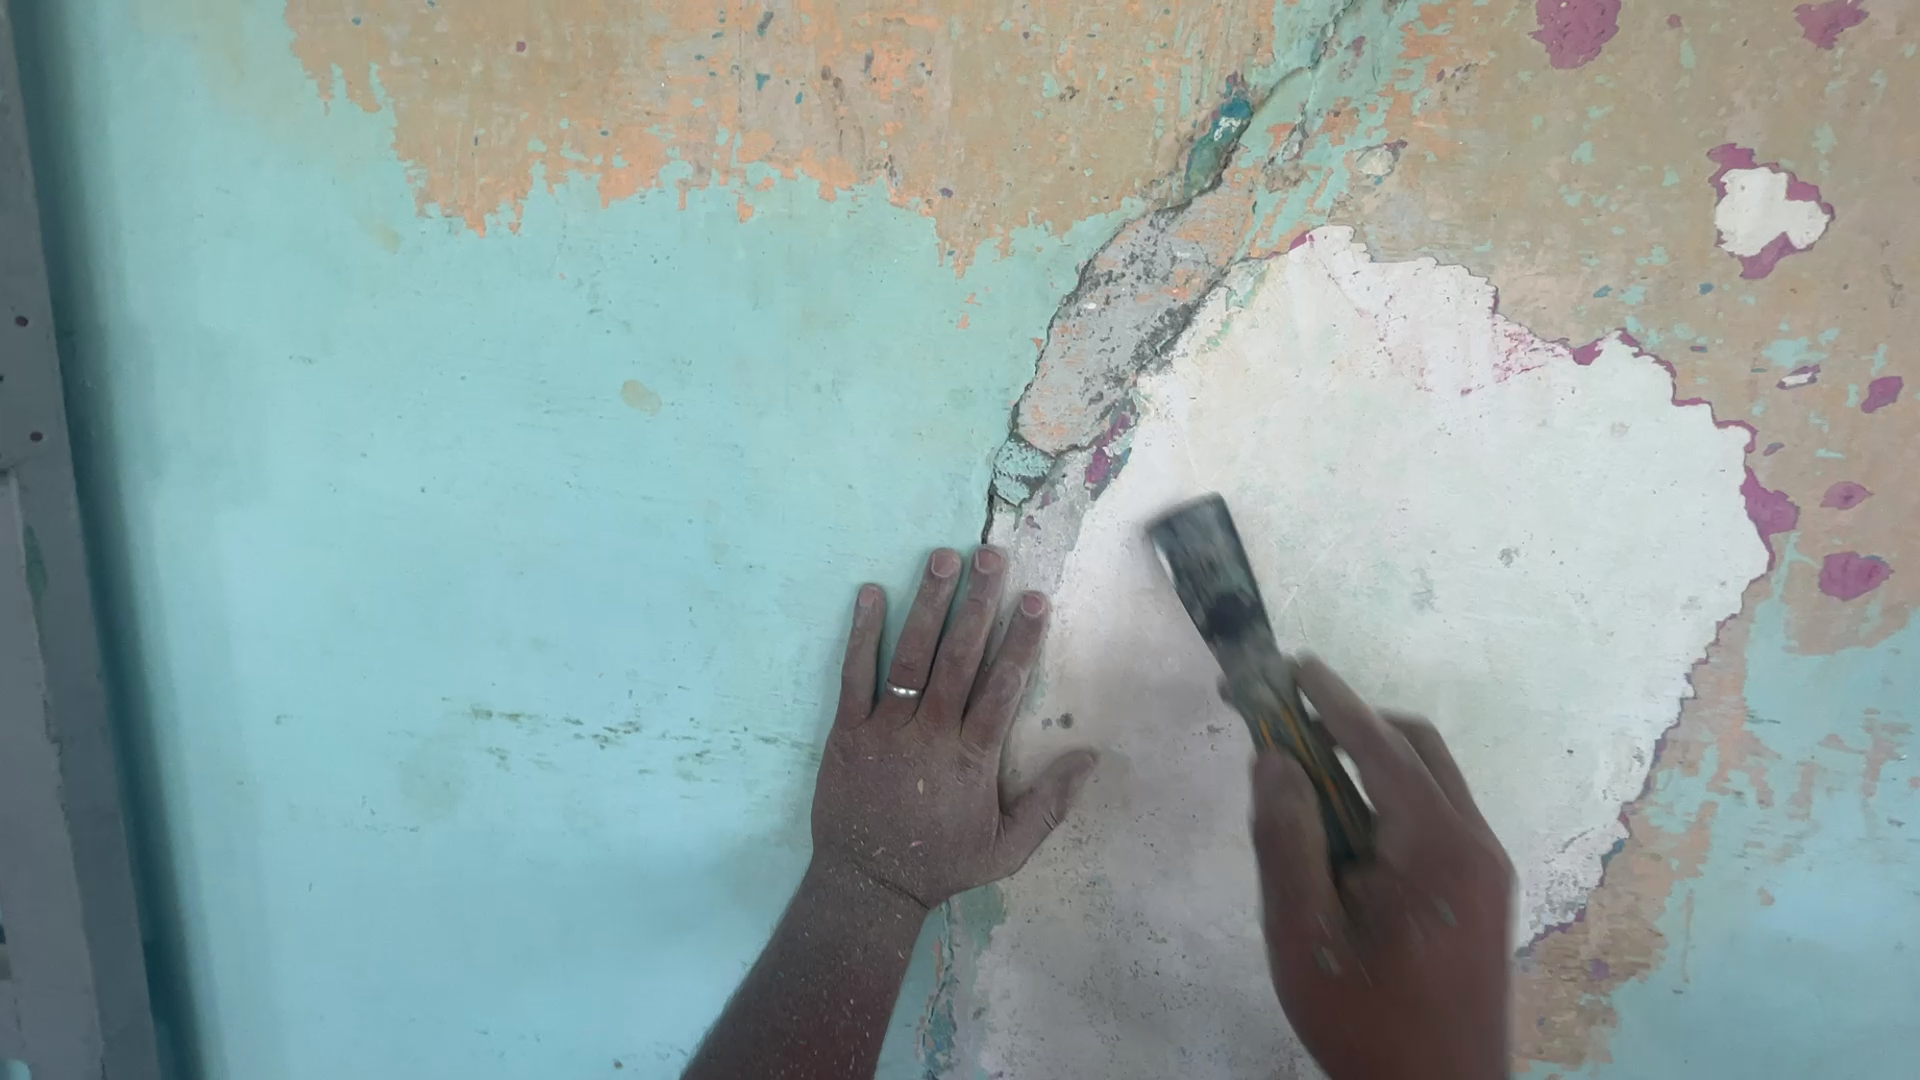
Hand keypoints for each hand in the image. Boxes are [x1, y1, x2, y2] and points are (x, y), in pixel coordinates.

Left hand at [812, 546, 1097, 909]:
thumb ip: (1050, 805)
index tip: (1036, 598)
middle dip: (978, 604)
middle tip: (991, 555)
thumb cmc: (941, 863)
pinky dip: (861, 634)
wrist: (866, 885)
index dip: (1021, 640)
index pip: (1002, 688)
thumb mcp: (1007, 850)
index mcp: (971, 759)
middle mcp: (930, 734)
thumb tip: (1091, 758)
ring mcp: (885, 729)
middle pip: (958, 659)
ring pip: (910, 657)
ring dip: (928, 604)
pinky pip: (854, 676)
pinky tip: (869, 593)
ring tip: (942, 557)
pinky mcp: (847, 730)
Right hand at [1252, 657, 1513, 1079]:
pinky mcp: (1475, 886)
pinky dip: (1378, 790)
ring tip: (1300, 769)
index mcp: (1438, 847)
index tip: (1293, 665)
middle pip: (1412, 748)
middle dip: (1349, 720)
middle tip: (1286, 718)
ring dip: (1362, 755)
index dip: (1332, 699)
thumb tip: (1273, 757)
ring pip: (1422, 776)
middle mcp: (1472, 843)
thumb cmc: (1364, 1018)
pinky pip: (1426, 810)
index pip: (1379, 746)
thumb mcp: (1302, 931)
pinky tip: (1335, 820)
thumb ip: (1285, 836)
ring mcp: (1480, 866)